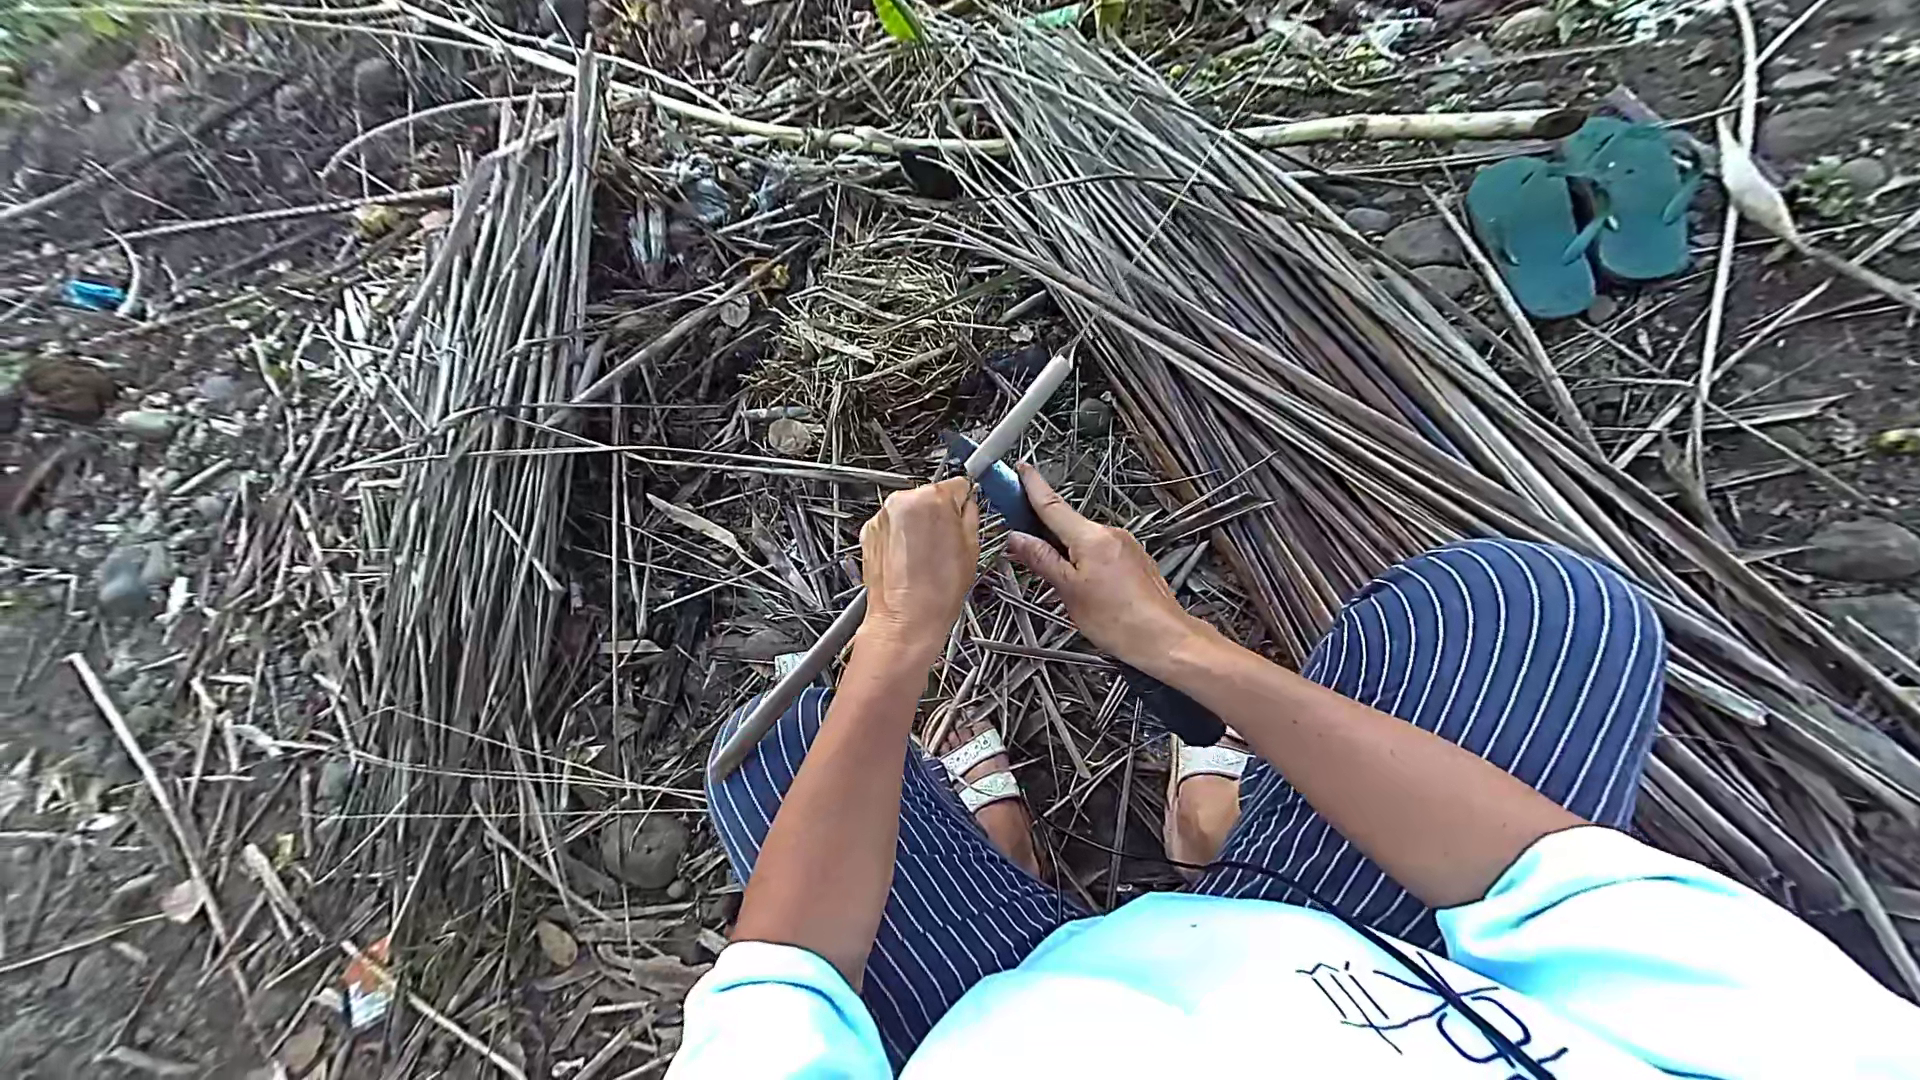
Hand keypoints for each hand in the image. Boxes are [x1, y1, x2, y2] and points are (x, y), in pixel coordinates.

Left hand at [858, 476, 980, 660]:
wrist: (904, 620)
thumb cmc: (935, 592)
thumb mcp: (971, 549)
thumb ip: (971, 516)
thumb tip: (968, 505)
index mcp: (932, 499)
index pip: (958, 484)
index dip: (965, 503)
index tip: (964, 514)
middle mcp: (903, 501)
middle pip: (931, 496)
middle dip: (940, 515)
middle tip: (947, 543)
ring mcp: (883, 517)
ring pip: (911, 510)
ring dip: (919, 526)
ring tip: (928, 556)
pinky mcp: (870, 532)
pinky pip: (894, 525)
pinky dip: (902, 537)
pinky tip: (911, 560)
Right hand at [1005, 464, 1213, 672]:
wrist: (1164, 639)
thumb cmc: (1122, 621)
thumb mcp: (1069, 591)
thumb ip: (1041, 560)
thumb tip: (1018, 540)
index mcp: (1091, 538)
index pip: (1052, 504)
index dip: (1032, 485)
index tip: (1022, 469)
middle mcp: (1111, 534)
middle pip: (1065, 524)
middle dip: (1042, 531)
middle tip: (1020, 542)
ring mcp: (1125, 545)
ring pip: (1082, 539)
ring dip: (1063, 550)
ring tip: (1056, 581)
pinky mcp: (1133, 559)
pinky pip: (1098, 550)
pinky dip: (1082, 559)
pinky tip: (1081, 584)